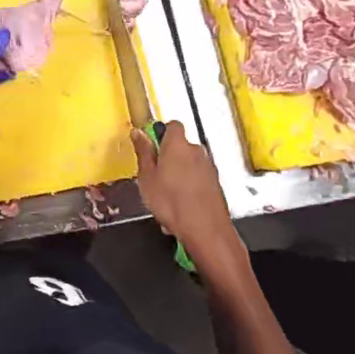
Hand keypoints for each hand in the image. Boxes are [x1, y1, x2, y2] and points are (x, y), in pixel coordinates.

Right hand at [131, 121, 232, 246]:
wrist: (204, 228)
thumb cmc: (172, 202)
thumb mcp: (147, 177)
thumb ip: (143, 152)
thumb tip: (138, 133)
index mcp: (178, 145)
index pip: (172, 125)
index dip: (160, 133)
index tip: (150, 145)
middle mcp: (196, 151)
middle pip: (180, 146)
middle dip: (167, 157)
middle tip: (153, 174)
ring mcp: (208, 166)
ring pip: (188, 163)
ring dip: (177, 173)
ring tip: (165, 194)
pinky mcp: (215, 182)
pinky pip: (196, 178)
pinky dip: (187, 186)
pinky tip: (178, 204)